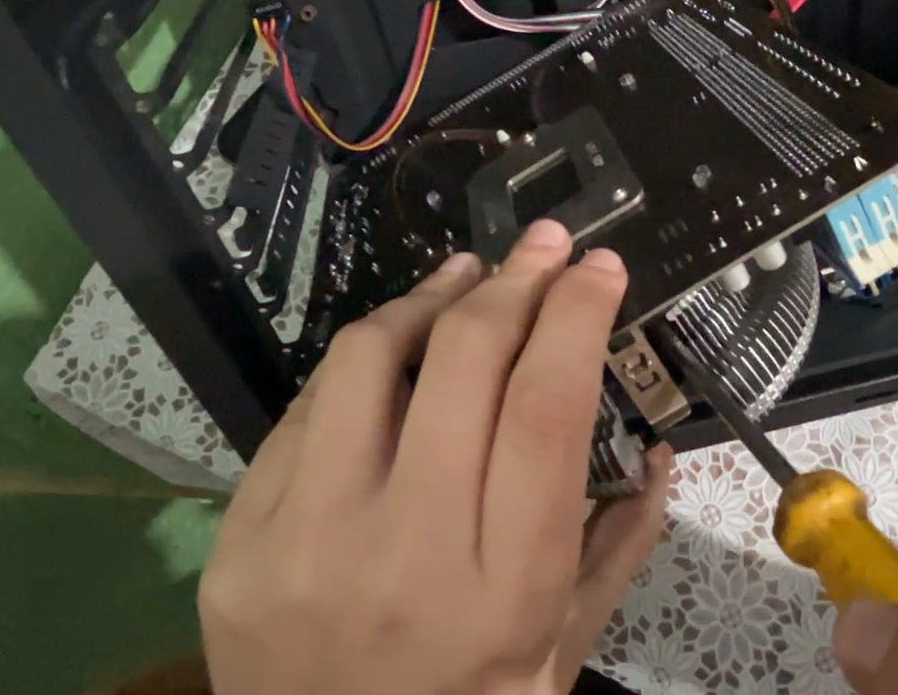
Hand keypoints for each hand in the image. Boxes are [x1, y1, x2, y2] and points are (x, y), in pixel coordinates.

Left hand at [198, 219, 671, 694]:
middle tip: (544, 243)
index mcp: (501, 589)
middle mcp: (401, 550)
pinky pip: (306, 407)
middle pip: (463, 360)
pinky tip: (392, 347)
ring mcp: (302, 540)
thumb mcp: (560, 654)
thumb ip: (619, 548)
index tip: (599, 266)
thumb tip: (659, 450)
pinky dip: (363, 360)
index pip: (546, 405)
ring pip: (368, 358)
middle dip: (516, 279)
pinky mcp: (237, 537)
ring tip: (466, 276)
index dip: (577, 315)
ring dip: (428, 295)